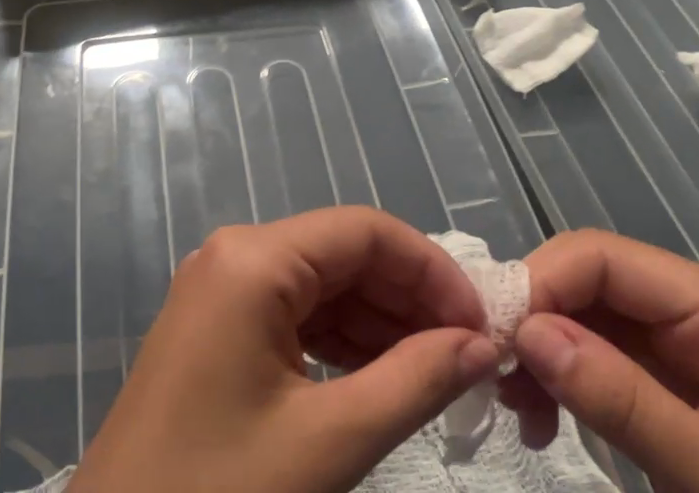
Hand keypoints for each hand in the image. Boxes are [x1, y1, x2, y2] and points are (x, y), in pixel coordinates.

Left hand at [69, 207, 500, 492]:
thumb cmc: (223, 486)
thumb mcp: (330, 439)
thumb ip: (416, 381)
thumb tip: (483, 344)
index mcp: (253, 259)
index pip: (366, 231)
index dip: (434, 271)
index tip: (484, 327)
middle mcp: (233, 257)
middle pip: (344, 254)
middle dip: (411, 299)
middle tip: (470, 357)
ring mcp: (219, 293)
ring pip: (322, 286)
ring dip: (382, 323)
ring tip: (438, 373)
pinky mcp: (214, 330)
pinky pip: (294, 315)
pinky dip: (342, 341)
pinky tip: (383, 378)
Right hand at [501, 230, 698, 492]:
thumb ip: (627, 404)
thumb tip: (529, 330)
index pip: (606, 257)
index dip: (540, 283)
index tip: (492, 342)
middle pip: (592, 280)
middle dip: (534, 320)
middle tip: (496, 384)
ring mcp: (693, 346)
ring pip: (588, 315)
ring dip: (541, 352)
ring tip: (518, 413)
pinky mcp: (680, 382)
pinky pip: (602, 355)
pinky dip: (561, 379)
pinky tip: (542, 419)